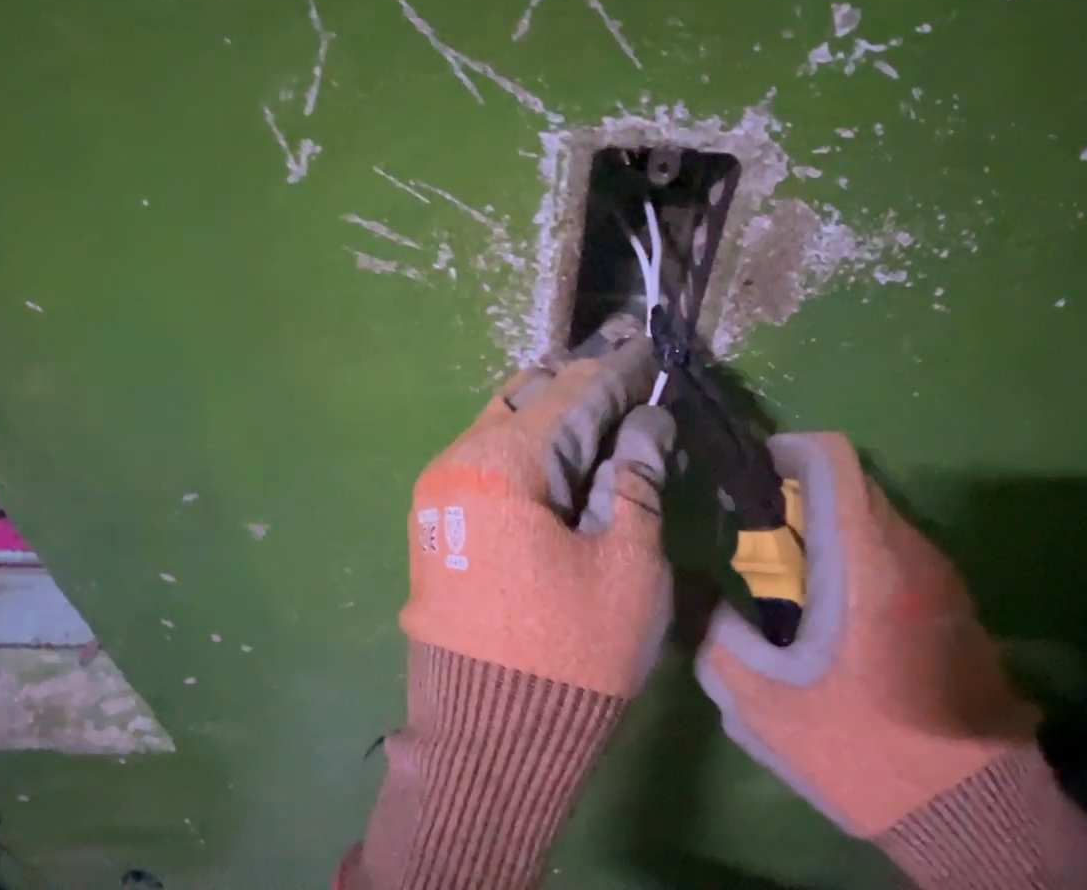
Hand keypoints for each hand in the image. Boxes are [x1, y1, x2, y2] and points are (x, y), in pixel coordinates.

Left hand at [401, 337, 676, 696]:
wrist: (488, 742)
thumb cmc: (570, 654)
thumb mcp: (626, 565)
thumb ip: (635, 480)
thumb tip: (646, 422)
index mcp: (500, 466)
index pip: (571, 397)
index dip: (618, 371)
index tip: (648, 344)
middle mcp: (455, 464)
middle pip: (526, 398)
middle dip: (579, 382)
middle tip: (627, 366)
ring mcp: (438, 494)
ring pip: (501, 425)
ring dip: (550, 412)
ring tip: (601, 402)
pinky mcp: (439, 523)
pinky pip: (487, 461)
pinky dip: (528, 446)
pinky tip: (563, 449)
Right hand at [695, 433, 1039, 836]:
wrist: (977, 815)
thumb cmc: (866, 749)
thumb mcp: (765, 708)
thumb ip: (720, 642)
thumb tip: (715, 605)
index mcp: (865, 563)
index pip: (831, 461)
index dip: (785, 450)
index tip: (749, 477)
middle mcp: (912, 554)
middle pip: (850, 484)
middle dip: (797, 495)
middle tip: (757, 538)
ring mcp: (943, 579)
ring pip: (875, 517)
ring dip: (828, 528)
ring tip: (791, 578)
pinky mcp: (957, 606)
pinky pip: (897, 552)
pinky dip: (857, 556)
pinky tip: (835, 613)